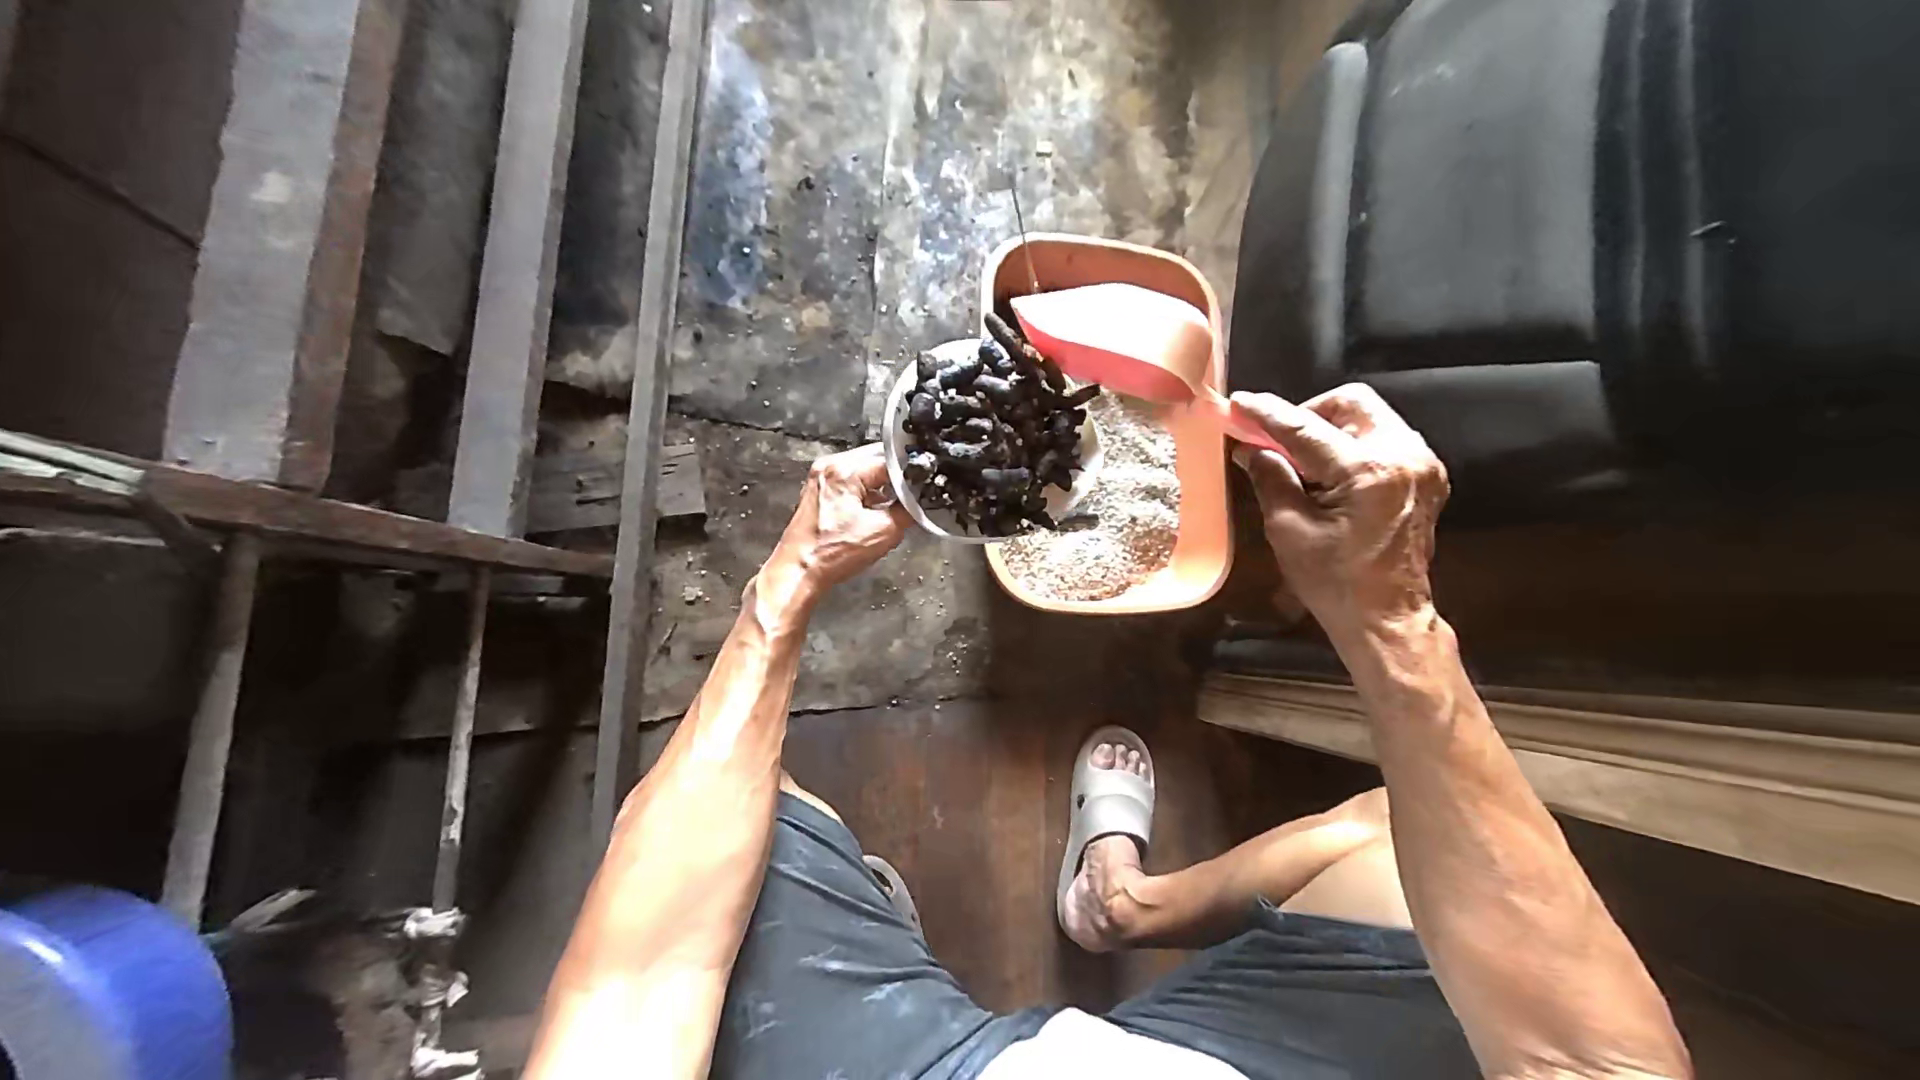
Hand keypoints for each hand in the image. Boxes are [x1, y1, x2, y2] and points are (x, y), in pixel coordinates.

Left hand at [771, 444, 909, 590]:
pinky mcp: (820, 491)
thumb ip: (908, 510)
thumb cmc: (829, 554)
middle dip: (896, 479)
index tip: (921, 489)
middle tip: (909, 499)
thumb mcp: (885, 532)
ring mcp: (822, 478)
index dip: (910, 476)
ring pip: (865, 471)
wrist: (799, 571)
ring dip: (881, 487)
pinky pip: (851, 483)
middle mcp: (829, 467)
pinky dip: (866, 494)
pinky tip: (871, 514)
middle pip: (876, 460)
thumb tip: (919, 501)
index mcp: (844, 471)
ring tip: (889, 510)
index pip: (891, 460)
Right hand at [1230, 386, 1448, 646]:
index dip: (1267, 413)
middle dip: (1307, 413)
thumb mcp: (1288, 529)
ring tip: (1299, 460)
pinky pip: (1382, 439)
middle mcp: (1404, 456)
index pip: (1306, 428)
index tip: (1239, 403)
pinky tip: (1326, 472)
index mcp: (1368, 471)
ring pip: (1368, 418)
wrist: (1386, 617)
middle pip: (1351, 403)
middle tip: (1277, 440)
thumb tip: (1250, 448)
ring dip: (1328, 428)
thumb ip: (1270, 478)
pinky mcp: (1424, 476)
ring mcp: (1421, 464)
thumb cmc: (1333, 581)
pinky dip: (1349, 444)